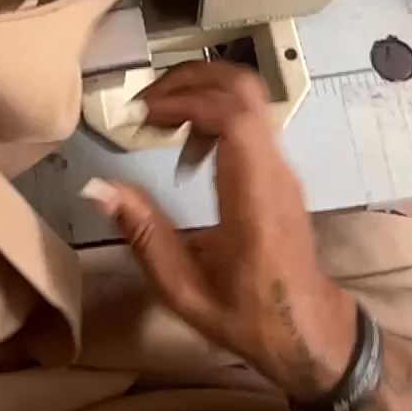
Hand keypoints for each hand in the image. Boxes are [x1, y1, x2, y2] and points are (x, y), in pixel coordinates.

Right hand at [81, 61, 358, 399]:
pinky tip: (183, 145)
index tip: (145, 114)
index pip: (234, 118)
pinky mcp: (277, 164)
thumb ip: (144, 235)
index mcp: (255, 197)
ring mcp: (280, 162)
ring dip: (197, 90)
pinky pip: (246, 114)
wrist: (312, 331)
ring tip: (158, 118)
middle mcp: (274, 168)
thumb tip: (99, 189)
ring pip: (246, 93)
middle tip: (145, 103)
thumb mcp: (184, 290)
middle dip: (189, 79)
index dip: (186, 100)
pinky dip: (209, 108)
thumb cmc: (249, 315)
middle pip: (243, 87)